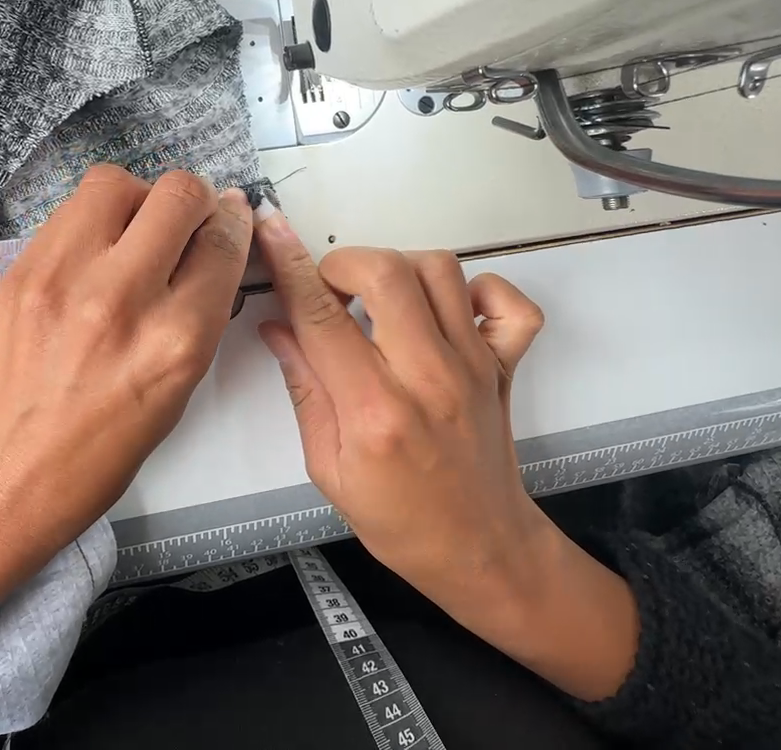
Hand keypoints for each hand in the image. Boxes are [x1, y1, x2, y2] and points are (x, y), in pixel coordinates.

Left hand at [0, 166, 251, 620]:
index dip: (236, 223)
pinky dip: (95, 217)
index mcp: (176, 340)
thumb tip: (214, 247)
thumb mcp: (179, 388)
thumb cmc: (104, 449)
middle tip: (188, 222)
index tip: (233, 218)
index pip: (223, 243)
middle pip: (179, 194)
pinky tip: (94, 250)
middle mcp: (122, 297)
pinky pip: (70, 209)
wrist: (6, 475)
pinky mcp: (20, 269)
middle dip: (197, 200)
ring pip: (117, 181)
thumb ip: (202, 311)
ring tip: (135, 230)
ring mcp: (63, 277)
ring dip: (140, 198)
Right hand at [254, 206, 638, 700]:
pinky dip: (480, 287)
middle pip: (386, 272)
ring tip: (379, 300)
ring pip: (440, 269)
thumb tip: (277, 328)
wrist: (481, 551)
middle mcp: (428, 377)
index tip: (272, 229)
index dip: (290, 266)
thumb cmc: (399, 522)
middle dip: (344, 263)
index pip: (322, 317)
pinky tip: (447, 308)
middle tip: (330, 290)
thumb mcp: (327, 467)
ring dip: (398, 267)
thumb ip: (304, 388)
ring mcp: (473, 365)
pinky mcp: (504, 364)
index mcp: (374, 411)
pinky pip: (508, 301)